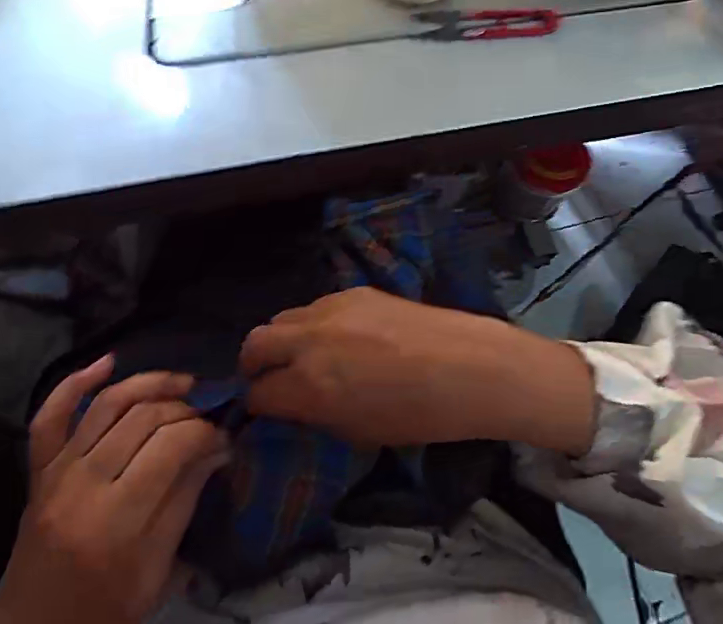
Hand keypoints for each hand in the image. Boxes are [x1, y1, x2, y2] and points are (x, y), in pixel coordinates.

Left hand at [0, 356, 229, 623]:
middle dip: (184, 408)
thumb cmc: (104, 614)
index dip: (205, 433)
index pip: (171, 448)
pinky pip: (50, 415)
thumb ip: (183, 504)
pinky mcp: (38, 467)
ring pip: (107, 404)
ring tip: (182, 382)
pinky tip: (107, 362)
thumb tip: (217, 448)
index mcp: (118, 522)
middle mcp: (84, 484)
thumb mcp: (156, 575)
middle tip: (210, 412)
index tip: (226, 436)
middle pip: (142, 419)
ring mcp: (57, 470)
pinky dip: (74, 382)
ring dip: (148, 383)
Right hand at [239, 287, 596, 454]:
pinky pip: (314, 307)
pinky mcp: (349, 290)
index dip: (255, 404)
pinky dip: (312, 324)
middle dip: (252, 364)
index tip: (262, 409)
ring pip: (282, 319)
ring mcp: (327, 309)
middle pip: (254, 343)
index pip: (258, 392)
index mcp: (310, 385)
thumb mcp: (360, 432)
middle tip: (267, 378)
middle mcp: (308, 341)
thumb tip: (294, 403)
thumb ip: (316, 414)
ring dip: (282, 340)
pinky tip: (339, 337)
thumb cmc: (420, 415)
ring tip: (303, 355)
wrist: (470, 366)